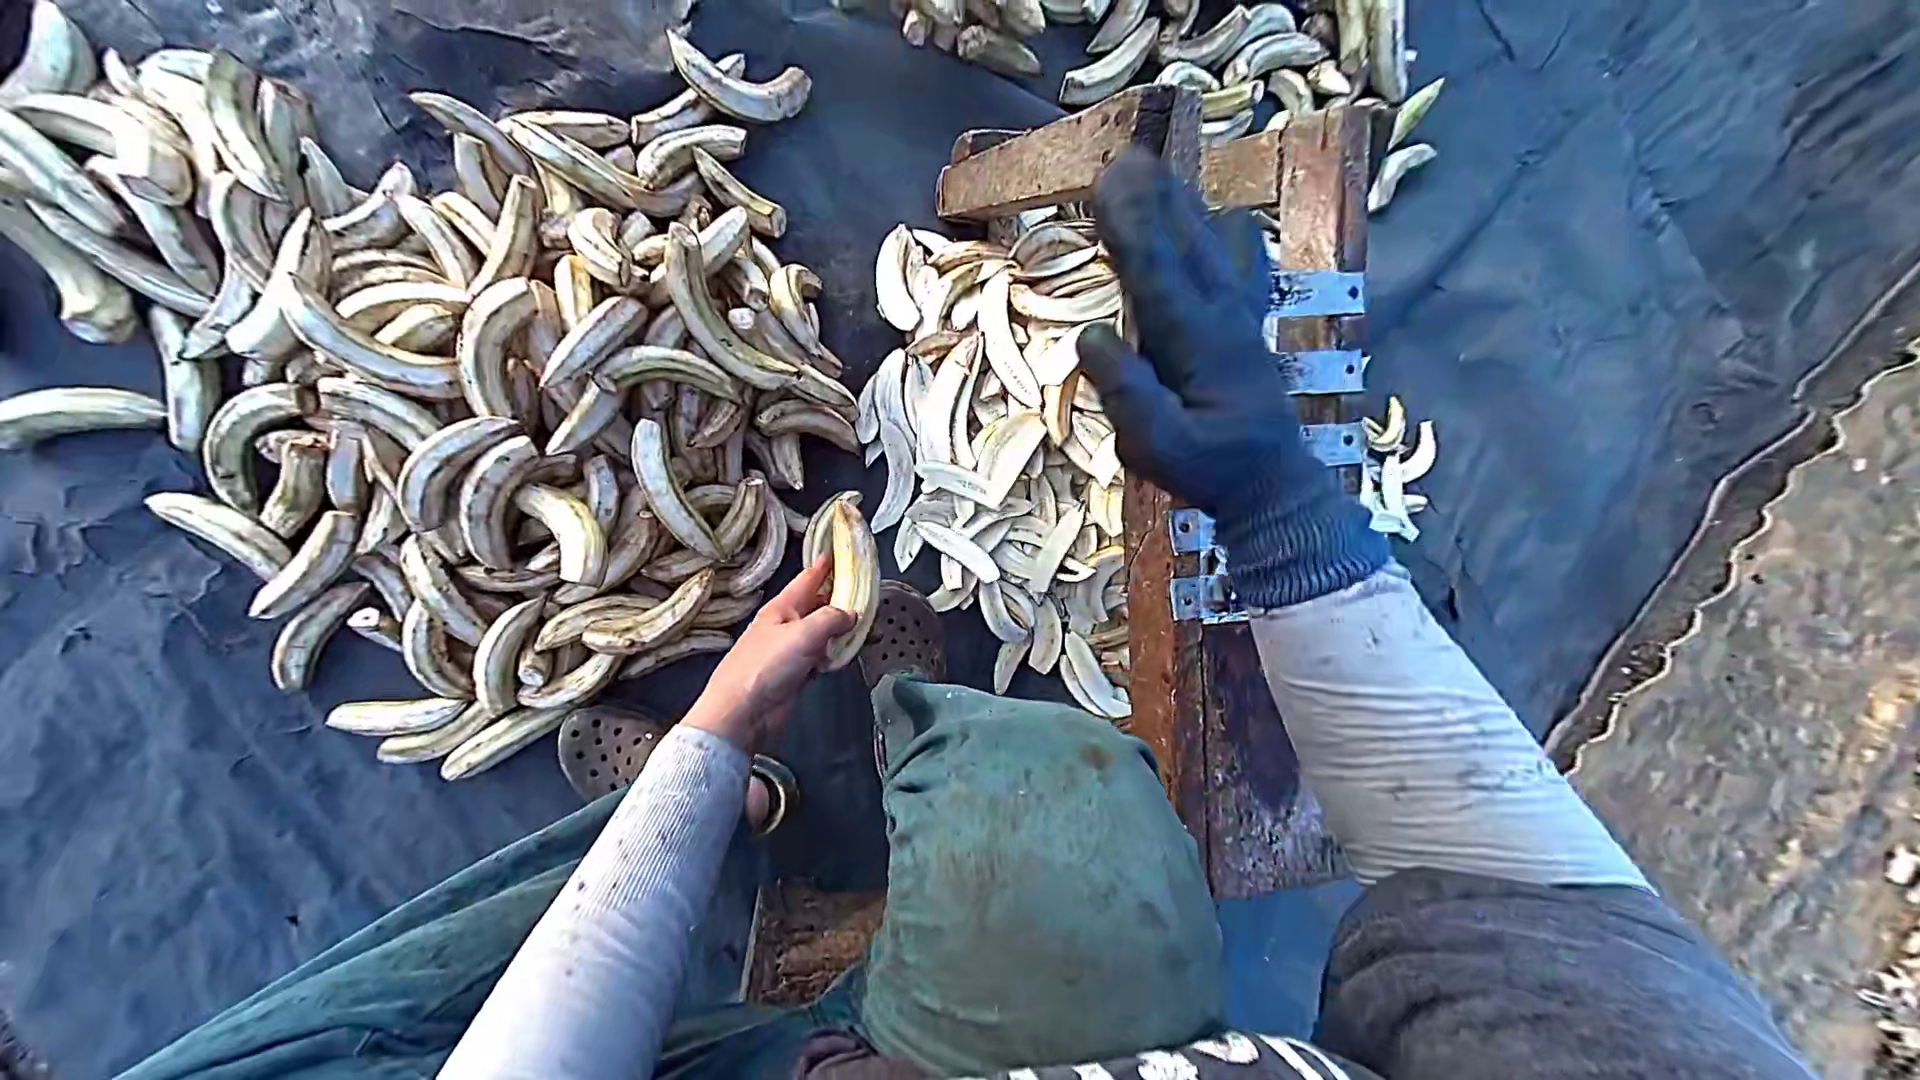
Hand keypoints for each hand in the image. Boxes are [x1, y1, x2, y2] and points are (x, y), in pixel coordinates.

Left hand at [682, 555, 854, 751]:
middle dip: (840, 598)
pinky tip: (845, 655)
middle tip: (863, 592)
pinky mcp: (796, 673)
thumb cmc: (765, 667)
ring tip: (863, 624)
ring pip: (823, 632)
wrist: (743, 713)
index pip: (808, 579)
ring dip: (841, 629)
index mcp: (783, 608)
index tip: (837, 554)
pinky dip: (835, 654)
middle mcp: (787, 625)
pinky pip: (822, 656)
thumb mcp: (804, 633)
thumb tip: (851, 614)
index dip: (824, 566)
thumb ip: (832, 619)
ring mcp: (791, 650)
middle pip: (818, 605)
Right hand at [1079, 150, 1384, 607]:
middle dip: (1153, 201)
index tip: (1107, 182)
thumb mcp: (1155, 448)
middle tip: (1124, 159)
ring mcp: (1241, 319)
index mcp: (1199, 345)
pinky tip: (1219, 220)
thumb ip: (1126, 394)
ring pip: (1215, 248)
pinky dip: (1222, 235)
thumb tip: (1090, 336)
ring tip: (1156, 173)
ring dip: (1184, 209)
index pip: (1158, 274)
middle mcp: (1223, 318)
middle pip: (1187, 246)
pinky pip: (1239, 266)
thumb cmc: (1206, 469)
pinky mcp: (1247, 327)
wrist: (1269, 481)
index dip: (1131, 226)